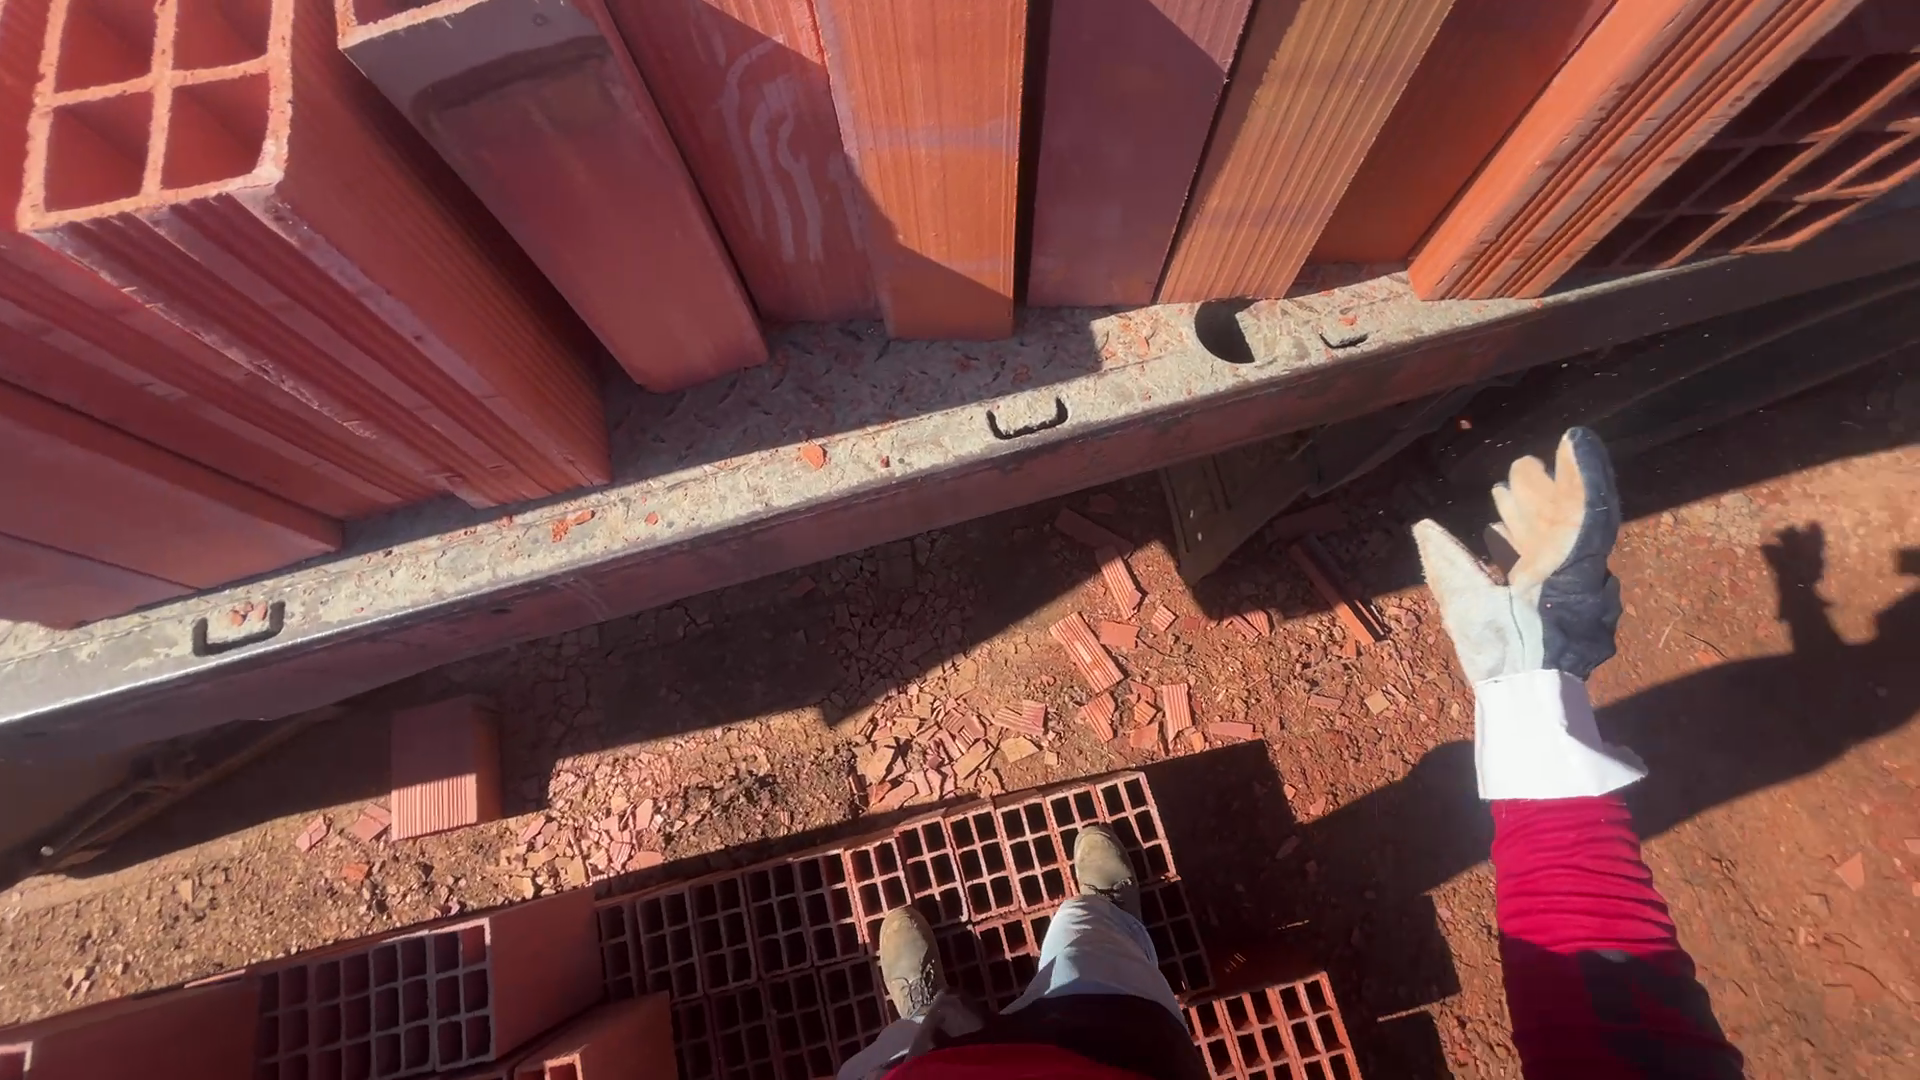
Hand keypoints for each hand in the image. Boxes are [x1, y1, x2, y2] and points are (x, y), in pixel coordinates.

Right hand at [1413, 427, 1621, 684]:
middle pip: (1571, 524)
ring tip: (1502, 494)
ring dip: (1532, 518)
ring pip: (1561, 546)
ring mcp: (1580, 597)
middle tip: (1518, 467)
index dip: (1582, 471)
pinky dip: (1528, 547)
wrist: (1532, 704)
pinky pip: (1553, 568)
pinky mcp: (1567, 613)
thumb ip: (1447, 562)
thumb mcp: (1466, 604)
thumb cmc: (1503, 653)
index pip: (1588, 509)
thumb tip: (1425, 528)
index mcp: (1569, 570)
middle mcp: (1585, 578)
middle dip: (1543, 493)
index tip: (1572, 440)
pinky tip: (1497, 539)